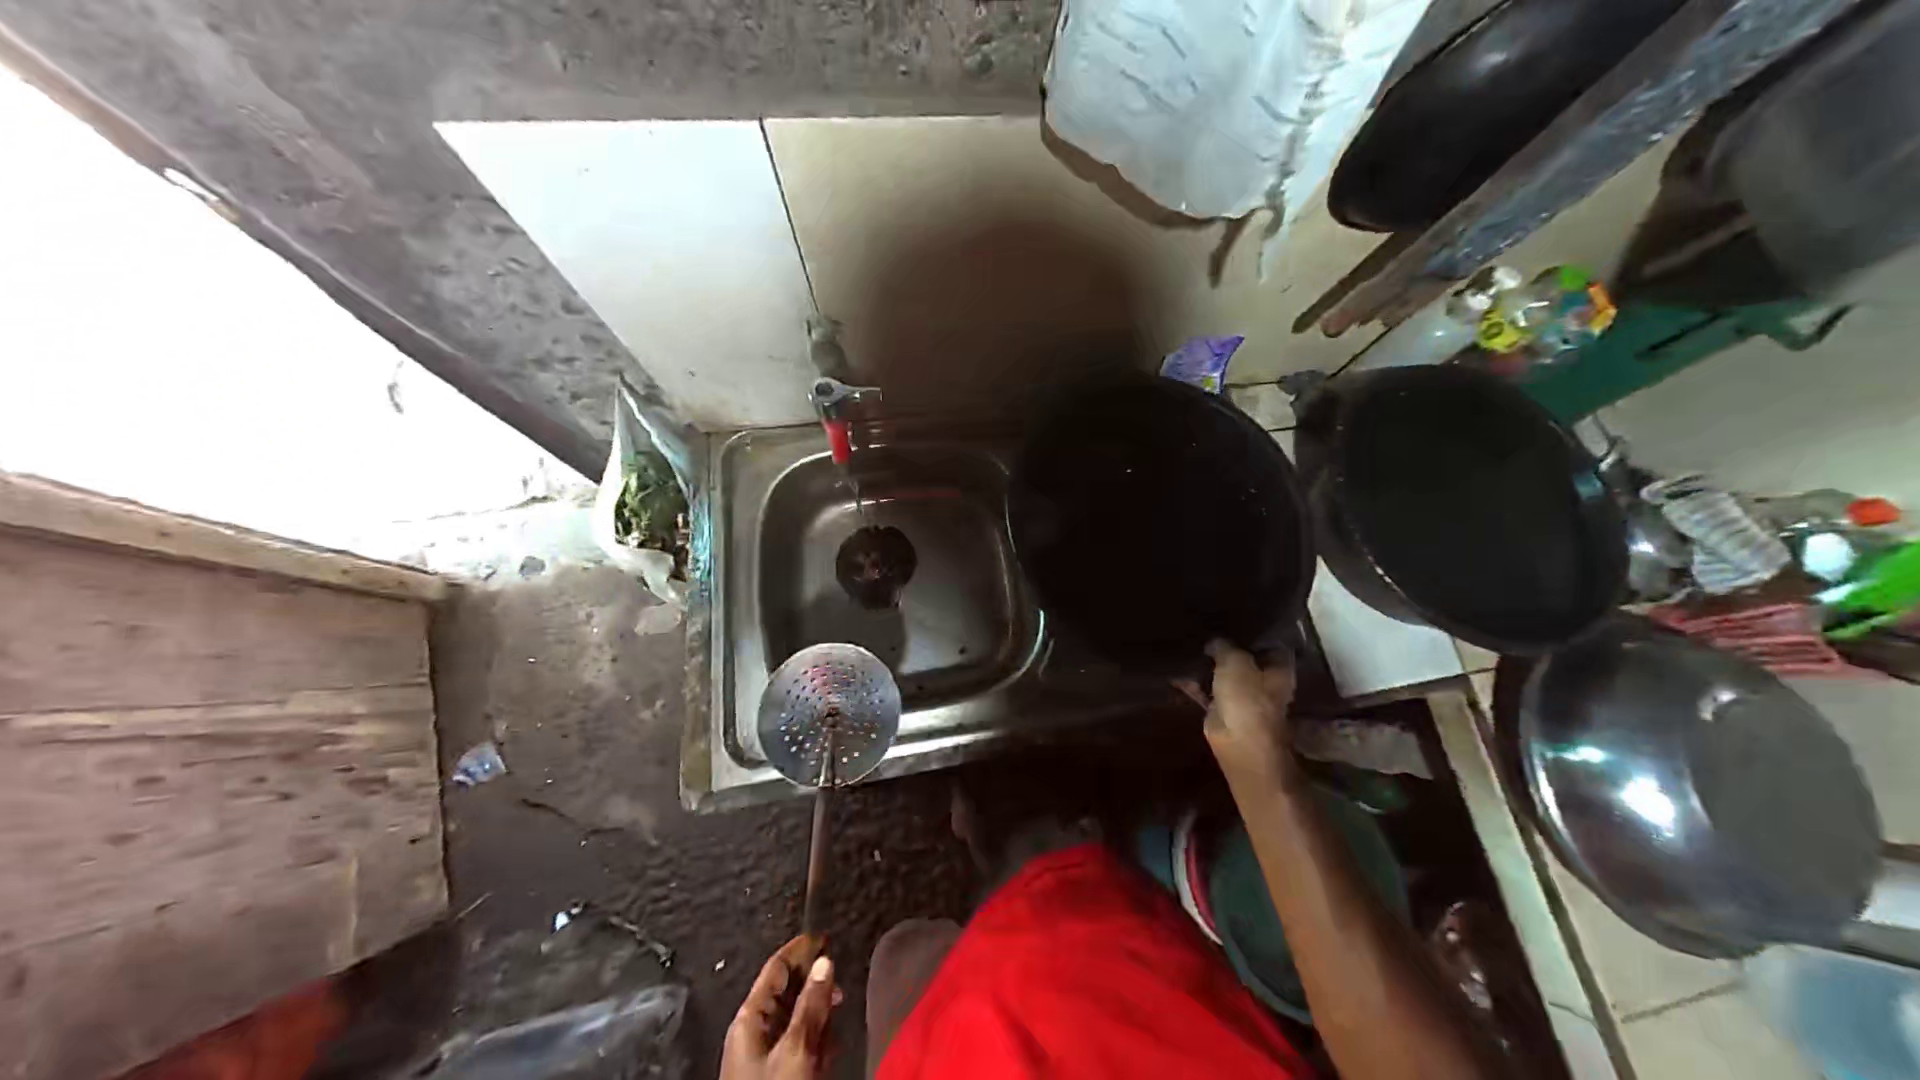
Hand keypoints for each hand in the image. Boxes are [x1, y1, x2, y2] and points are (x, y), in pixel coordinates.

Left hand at [721, 936, 842, 1079]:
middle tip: (840, 979)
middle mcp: (754, 1031)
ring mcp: (764, 1056)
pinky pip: (798, 1044)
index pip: (776, 969)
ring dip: (816, 1012)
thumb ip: (812, 1004)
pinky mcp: (777, 1075)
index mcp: (750, 1019)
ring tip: (837, 1013)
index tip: (827, 935)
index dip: (800, 949)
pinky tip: (830, 1046)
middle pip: (786, 991)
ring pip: (794, 1017)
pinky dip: (815, 1038)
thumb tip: (825, 960)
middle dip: (812, 983)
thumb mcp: (797, 1050)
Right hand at [1178, 640, 1296, 783]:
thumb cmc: (1247, 698)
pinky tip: (1177, 669)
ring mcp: (1243, 698)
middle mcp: (1264, 682)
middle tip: (1207, 629)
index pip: (1271, 644)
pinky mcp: (1221, 710)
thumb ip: (1224, 646)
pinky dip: (1194, 683)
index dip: (1255, 632)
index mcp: (1278, 669)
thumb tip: (1214, 642)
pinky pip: (1206, 690)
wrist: (1238, 742)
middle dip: (1228, 648)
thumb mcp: (1235, 661)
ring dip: (1208, 664)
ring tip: (1189, 644)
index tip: (1235, 619)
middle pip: (1245, 659)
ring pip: (1224, 675)